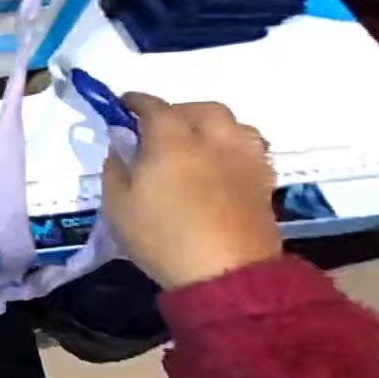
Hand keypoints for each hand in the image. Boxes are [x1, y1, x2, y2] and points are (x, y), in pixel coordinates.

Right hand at [100, 92, 281, 288]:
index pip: (155, 107)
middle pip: (202, 109)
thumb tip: (120, 146)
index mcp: (172, 142)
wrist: (225, 275)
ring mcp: (243, 160)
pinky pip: (249, 148)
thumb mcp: (117, 204)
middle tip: (160, 125)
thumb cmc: (161, 237)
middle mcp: (212, 141)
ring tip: (195, 141)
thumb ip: (115, 168)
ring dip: (212, 125)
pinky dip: (232, 145)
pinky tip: (218, 163)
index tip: (124, 104)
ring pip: (233, 124)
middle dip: (179, 110)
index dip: (137, 102)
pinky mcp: (263, 182)